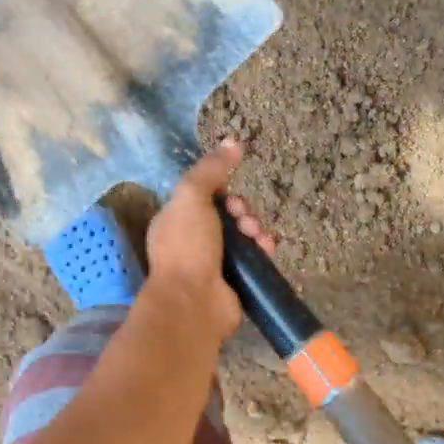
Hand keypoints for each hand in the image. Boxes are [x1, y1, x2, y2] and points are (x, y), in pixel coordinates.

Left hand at [144, 138, 277, 342]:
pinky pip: (255, 258)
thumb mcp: (192, 196)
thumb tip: (233, 142)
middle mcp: (193, 241)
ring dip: (256, 228)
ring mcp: (215, 264)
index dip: (221, 190)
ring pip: (245, 235)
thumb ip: (211, 168)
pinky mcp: (235, 282)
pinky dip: (264, 250)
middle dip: (242, 210)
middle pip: (228, 214)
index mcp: (176, 220)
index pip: (203, 196)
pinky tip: (267, 248)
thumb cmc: (187, 246)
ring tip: (257, 235)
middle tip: (244, 217)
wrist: (194, 302)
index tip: (229, 194)